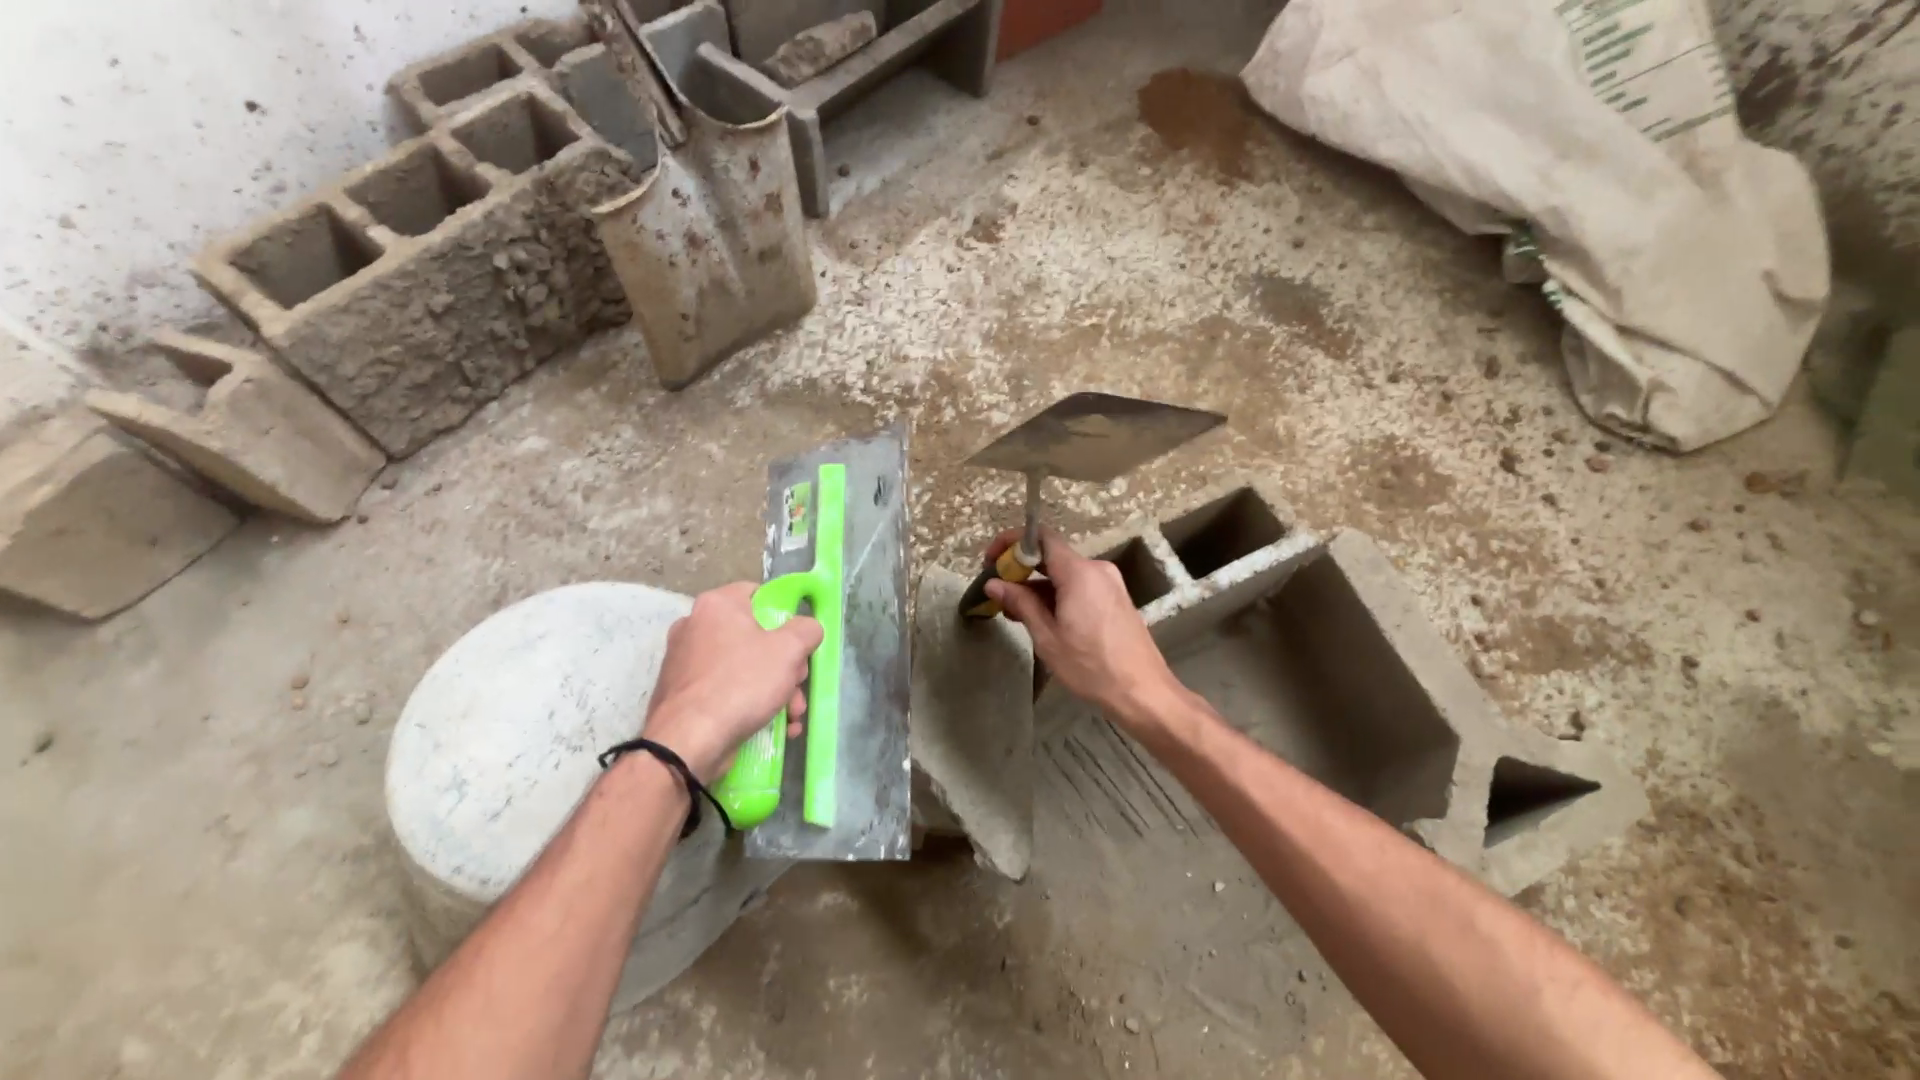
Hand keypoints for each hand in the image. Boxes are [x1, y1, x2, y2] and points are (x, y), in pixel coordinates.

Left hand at [642, 582, 823, 784]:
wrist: (688, 742)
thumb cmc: (740, 684)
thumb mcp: (789, 650)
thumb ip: (806, 629)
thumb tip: (807, 628)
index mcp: (717, 605)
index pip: (759, 593)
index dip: (785, 614)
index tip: (799, 640)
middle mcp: (695, 627)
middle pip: (756, 636)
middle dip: (785, 666)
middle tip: (796, 686)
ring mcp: (686, 663)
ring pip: (744, 668)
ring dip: (775, 690)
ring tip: (791, 716)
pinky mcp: (684, 695)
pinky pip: (727, 691)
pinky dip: (751, 705)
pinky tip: (774, 728)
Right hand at [982, 527, 1180, 723]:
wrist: (1143, 691)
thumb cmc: (1092, 667)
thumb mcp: (1048, 638)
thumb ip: (1021, 604)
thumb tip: (994, 583)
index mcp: (1079, 573)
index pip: (1041, 537)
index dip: (1012, 543)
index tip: (992, 562)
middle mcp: (1097, 569)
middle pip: (1051, 556)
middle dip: (1021, 570)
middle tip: (998, 594)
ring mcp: (1110, 583)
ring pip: (1065, 573)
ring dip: (1038, 587)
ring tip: (1015, 613)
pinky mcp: (1115, 598)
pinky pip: (1080, 586)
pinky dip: (1058, 595)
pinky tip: (1043, 619)